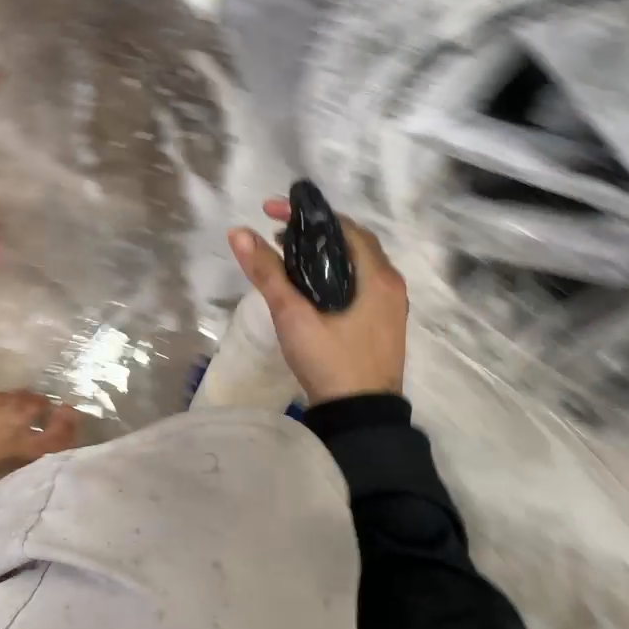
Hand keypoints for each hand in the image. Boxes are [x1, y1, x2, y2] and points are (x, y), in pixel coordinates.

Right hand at [228, 198, 408, 403]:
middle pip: (350, 242)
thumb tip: (239, 232)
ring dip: (320, 252)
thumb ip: (267, 271)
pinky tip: (304, 283)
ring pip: (353, 263)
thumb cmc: (330, 359)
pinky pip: (356, 282)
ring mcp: (388, 305)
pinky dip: (329, 271)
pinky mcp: (379, 322)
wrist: (360, 416)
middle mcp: (389, 285)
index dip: (306, 214)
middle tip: (274, 231)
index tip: (270, 212)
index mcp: (377, 277)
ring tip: (282, 254)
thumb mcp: (292, 313)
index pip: (343, 226)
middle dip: (311, 230)